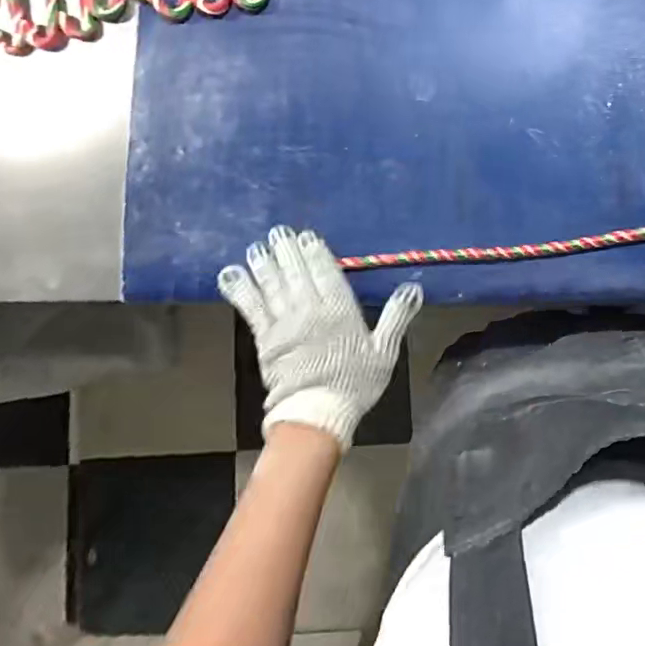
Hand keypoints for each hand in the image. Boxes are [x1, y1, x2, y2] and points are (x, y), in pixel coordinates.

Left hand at [218, 227, 422, 447]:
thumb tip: (413, 287)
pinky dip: (240, 289)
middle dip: (286, 250)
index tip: (306, 236)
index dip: (314, 251)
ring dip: (263, 263)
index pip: (325, 271)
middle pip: (296, 272)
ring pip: (272, 284)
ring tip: (257, 246)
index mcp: (339, 309)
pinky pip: (251, 308)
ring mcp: (284, 322)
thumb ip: (396, 316)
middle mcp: (309, 308)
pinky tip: (230, 273)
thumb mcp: (384, 351)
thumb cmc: (354, 384)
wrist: (317, 413)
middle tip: (278, 232)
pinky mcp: (264, 338)